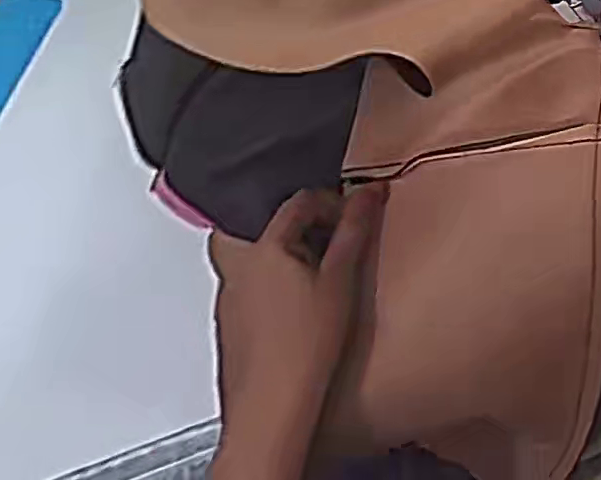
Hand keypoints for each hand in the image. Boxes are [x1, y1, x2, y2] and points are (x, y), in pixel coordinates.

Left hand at [208, 185, 385, 478]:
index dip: (331, 202)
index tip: (353, 217)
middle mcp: (237, 268)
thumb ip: (355, 228)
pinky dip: (272, 272)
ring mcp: (229, 297)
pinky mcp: (230, 322)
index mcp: (262, 249)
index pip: (298, 201)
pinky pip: (248, 278)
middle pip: (257, 221)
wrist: (271, 410)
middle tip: (323, 229)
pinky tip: (299, 295)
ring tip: (316, 260)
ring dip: (282, 245)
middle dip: (292, 219)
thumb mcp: (342, 277)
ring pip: (251, 250)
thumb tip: (370, 191)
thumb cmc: (305, 345)